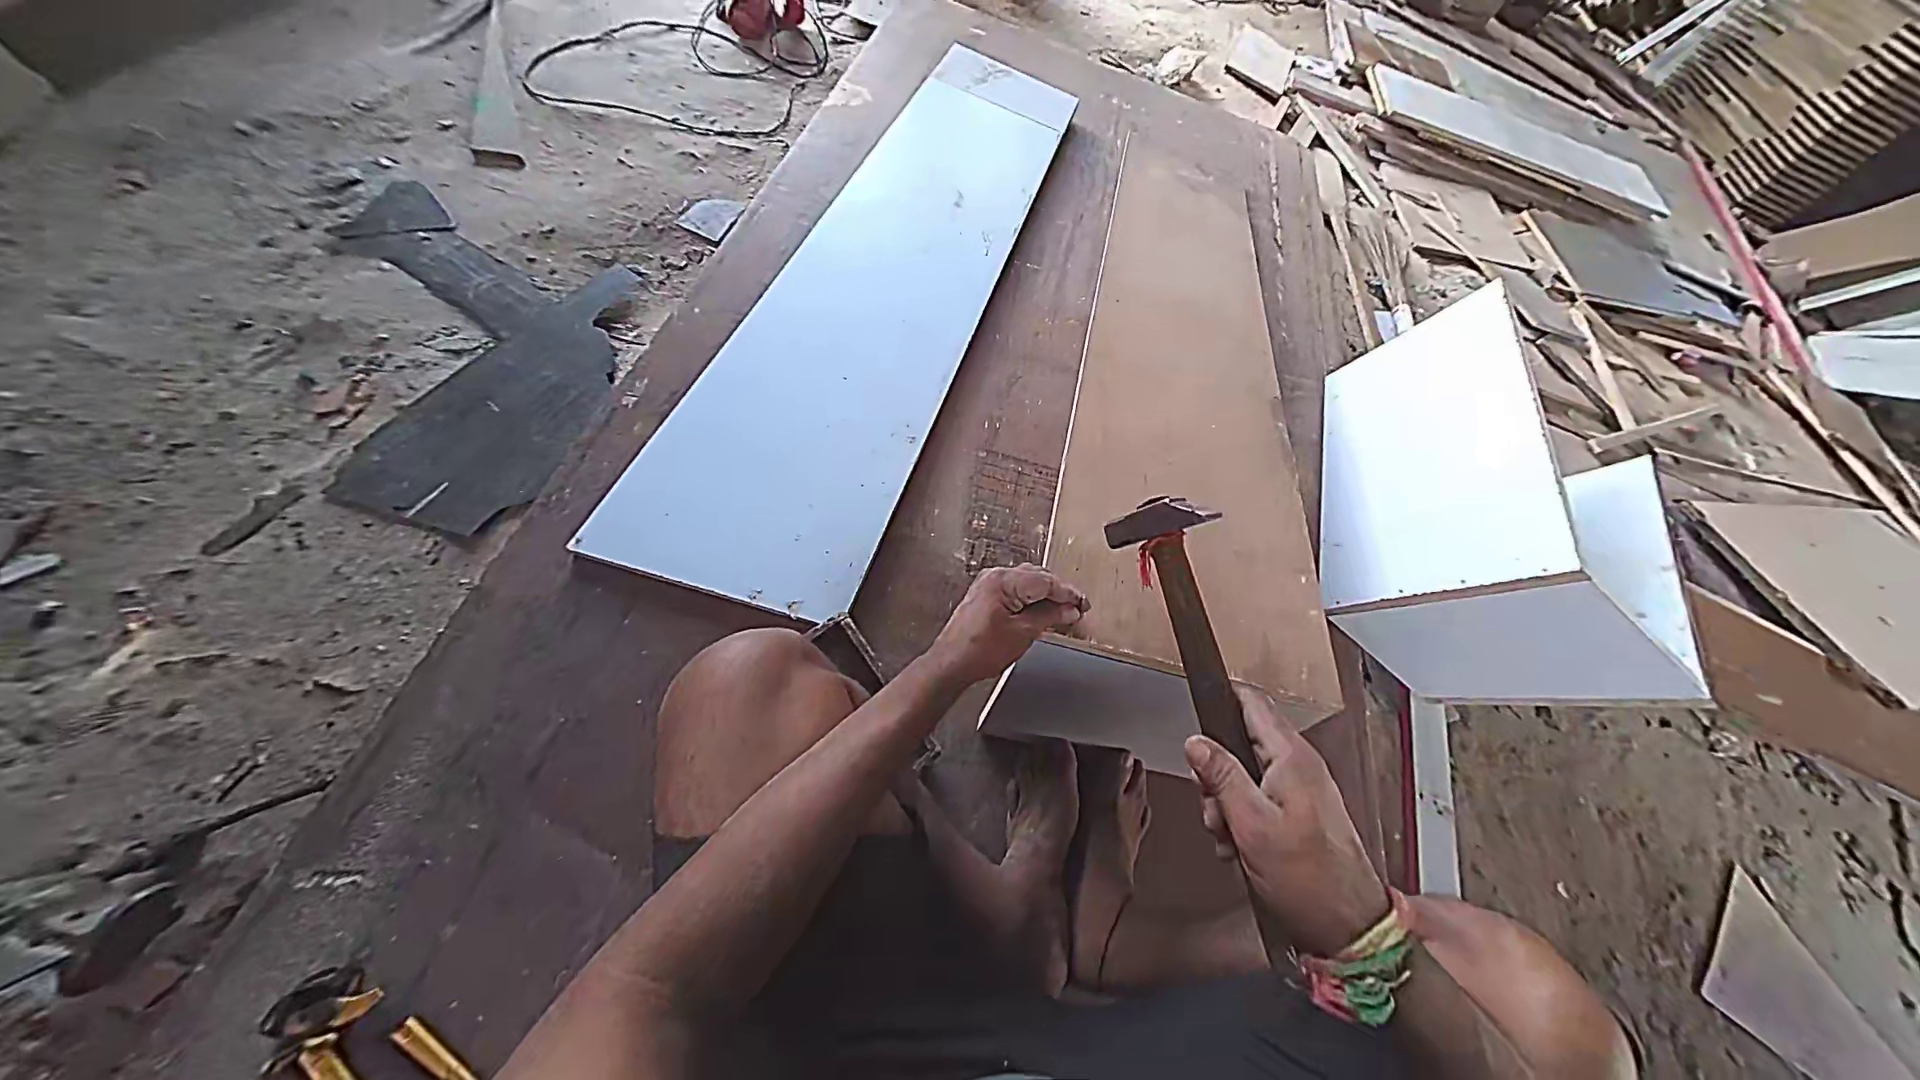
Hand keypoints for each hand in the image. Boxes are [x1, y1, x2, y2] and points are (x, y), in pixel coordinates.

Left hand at [923, 565, 1087, 685]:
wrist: (951, 664)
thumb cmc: (977, 651)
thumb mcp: (1023, 633)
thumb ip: (1049, 617)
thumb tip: (1068, 610)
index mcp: (1004, 581)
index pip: (1046, 581)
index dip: (1069, 593)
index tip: (1083, 603)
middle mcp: (994, 577)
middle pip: (1038, 577)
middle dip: (1059, 593)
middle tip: (1076, 608)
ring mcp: (988, 585)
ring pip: (1027, 582)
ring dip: (1046, 595)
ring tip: (1062, 612)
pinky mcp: (985, 596)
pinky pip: (1015, 590)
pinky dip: (1031, 598)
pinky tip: (1040, 611)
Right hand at [1185, 686, 1388, 957]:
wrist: (1350, 929)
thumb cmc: (1308, 879)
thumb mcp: (1250, 823)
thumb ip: (1221, 775)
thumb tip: (1195, 741)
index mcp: (1291, 757)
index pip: (1251, 702)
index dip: (1221, 698)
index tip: (1196, 709)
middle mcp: (1299, 765)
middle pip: (1240, 741)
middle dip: (1215, 768)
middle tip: (1210, 800)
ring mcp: (1300, 788)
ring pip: (1243, 772)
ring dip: (1224, 799)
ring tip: (1225, 831)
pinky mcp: (1299, 811)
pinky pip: (1256, 797)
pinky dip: (1240, 816)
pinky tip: (1237, 843)